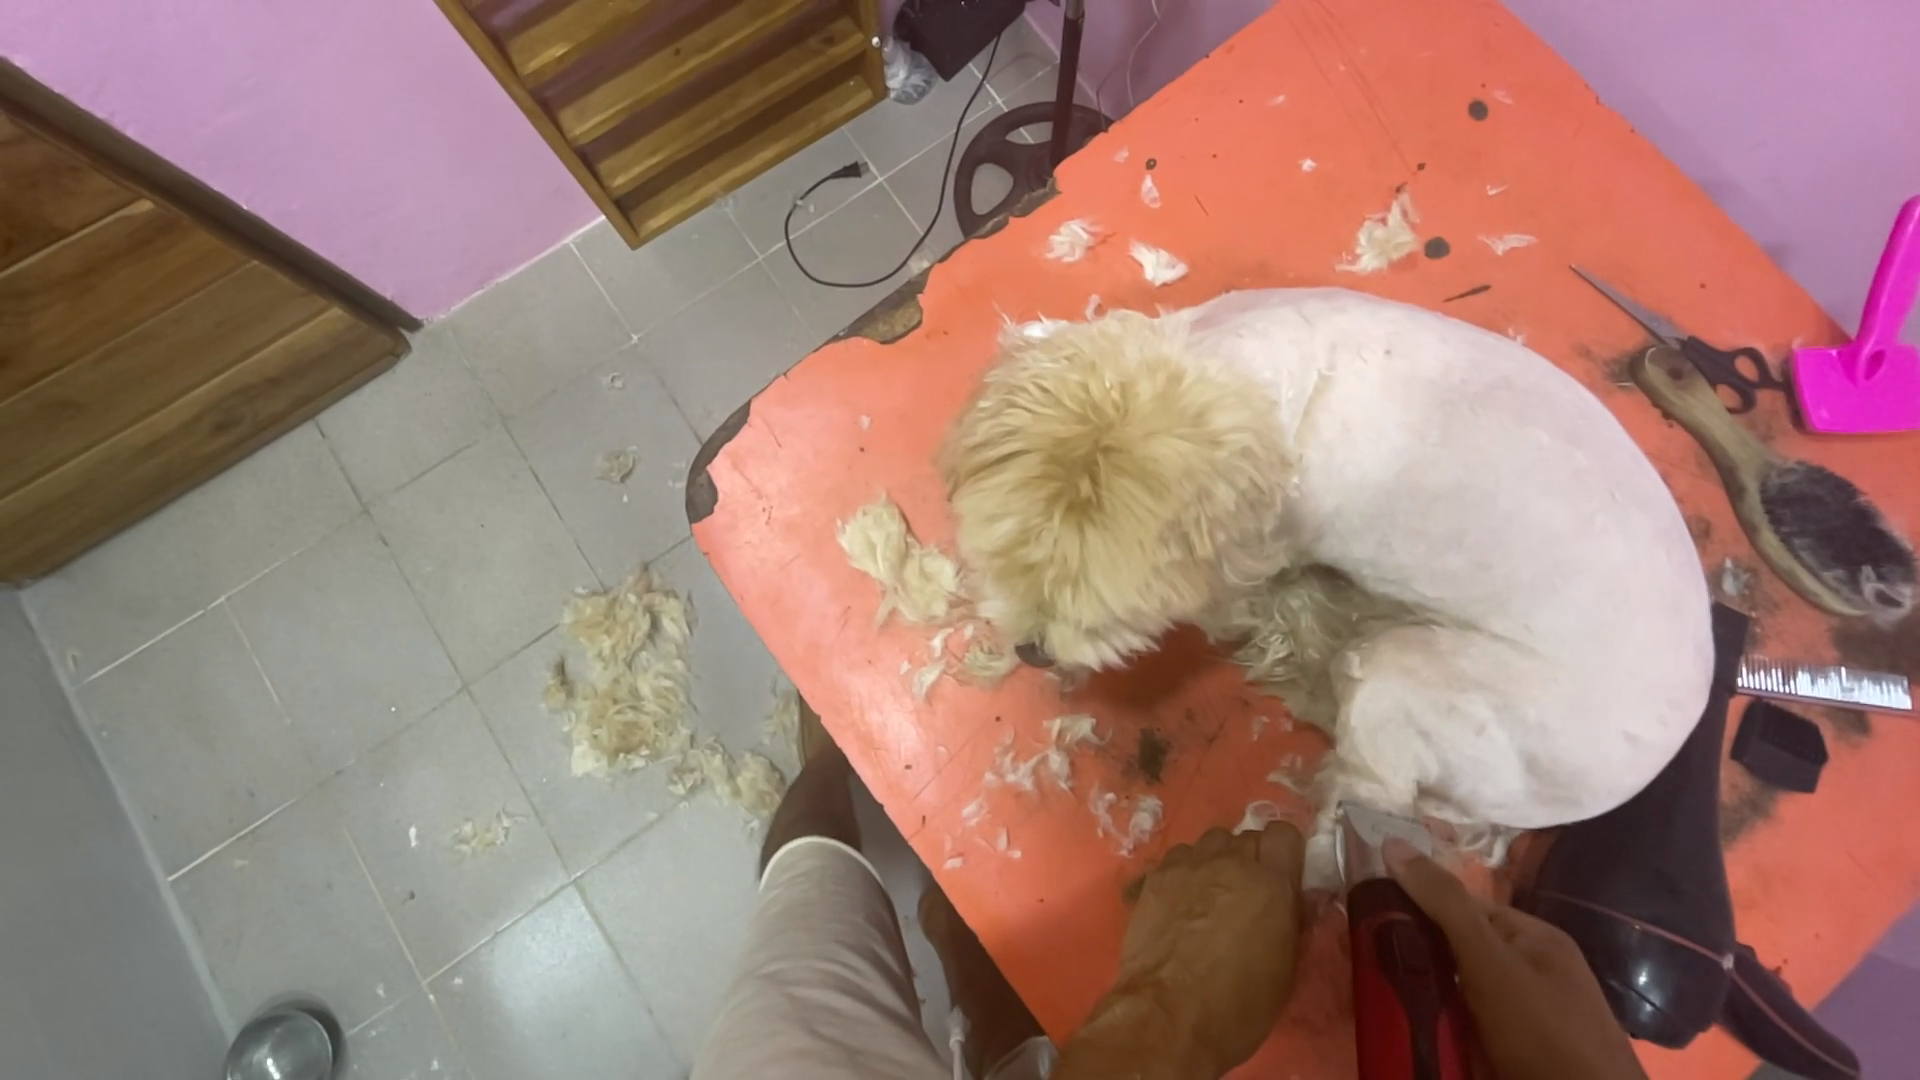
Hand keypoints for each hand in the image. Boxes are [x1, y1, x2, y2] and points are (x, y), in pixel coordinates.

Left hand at [1057, 823, 1306, 1079]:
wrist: (1169, 1012)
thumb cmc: (1239, 1003)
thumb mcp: (1285, 968)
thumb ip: (1294, 920)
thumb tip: (1298, 897)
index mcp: (1271, 883)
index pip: (1284, 833)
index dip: (1286, 851)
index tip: (1285, 873)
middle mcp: (1230, 861)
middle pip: (1248, 837)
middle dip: (1254, 859)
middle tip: (1250, 894)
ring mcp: (1189, 863)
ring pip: (1213, 841)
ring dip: (1220, 860)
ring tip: (1215, 895)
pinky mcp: (1157, 873)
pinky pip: (1181, 856)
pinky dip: (1188, 870)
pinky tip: (1184, 900)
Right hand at [1385, 840, 1647, 1079]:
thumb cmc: (1546, 1034)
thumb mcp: (1491, 962)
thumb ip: (1444, 903)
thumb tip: (1390, 841)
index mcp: (1533, 938)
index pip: (1457, 905)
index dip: (1413, 905)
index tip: (1366, 918)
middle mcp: (1528, 971)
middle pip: (1451, 948)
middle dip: (1411, 955)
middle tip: (1368, 961)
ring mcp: (1518, 1016)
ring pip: (1449, 990)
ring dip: (1416, 994)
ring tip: (1378, 994)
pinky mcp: (1505, 1051)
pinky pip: (1456, 1025)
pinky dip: (1431, 1026)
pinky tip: (1405, 1026)